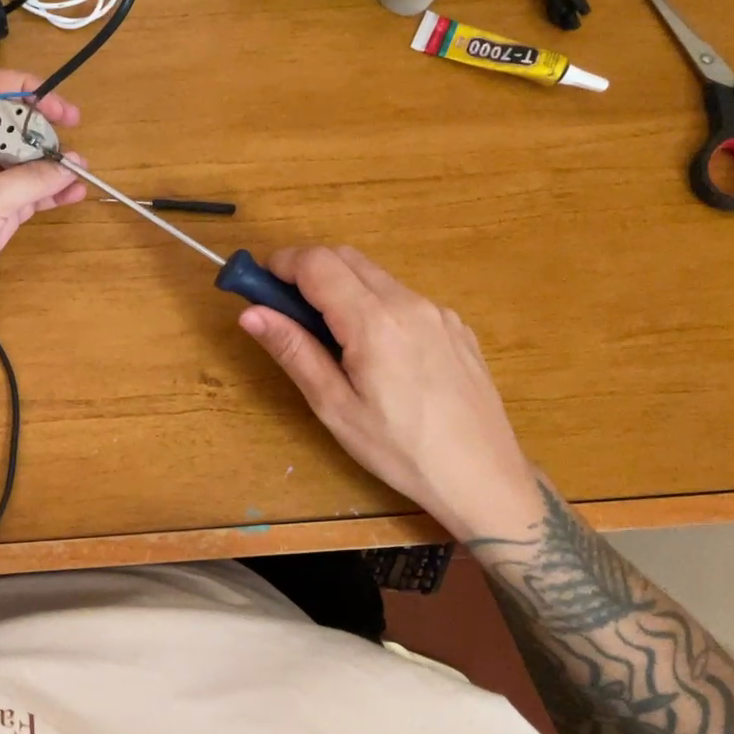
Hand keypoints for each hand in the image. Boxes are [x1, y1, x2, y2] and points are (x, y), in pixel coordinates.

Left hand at [0, 69, 86, 337]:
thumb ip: (29, 180)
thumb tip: (69, 168)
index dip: (23, 88)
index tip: (54, 106)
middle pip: (15, 125)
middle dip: (45, 129)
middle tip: (71, 145)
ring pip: (27, 162)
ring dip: (54, 163)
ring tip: (81, 171)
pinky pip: (31, 194)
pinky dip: (52, 192)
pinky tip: (74, 194)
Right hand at [237, 246, 532, 527]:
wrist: (484, 476)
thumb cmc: (398, 449)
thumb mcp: (333, 406)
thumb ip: (293, 351)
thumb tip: (249, 312)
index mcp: (374, 321)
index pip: (317, 263)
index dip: (281, 265)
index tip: (258, 288)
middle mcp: (409, 303)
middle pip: (345, 257)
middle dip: (306, 270)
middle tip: (282, 310)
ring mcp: (438, 312)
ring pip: (375, 275)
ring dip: (339, 285)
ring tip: (325, 336)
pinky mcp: (455, 326)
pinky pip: (402, 297)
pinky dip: (371, 303)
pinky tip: (371, 350)